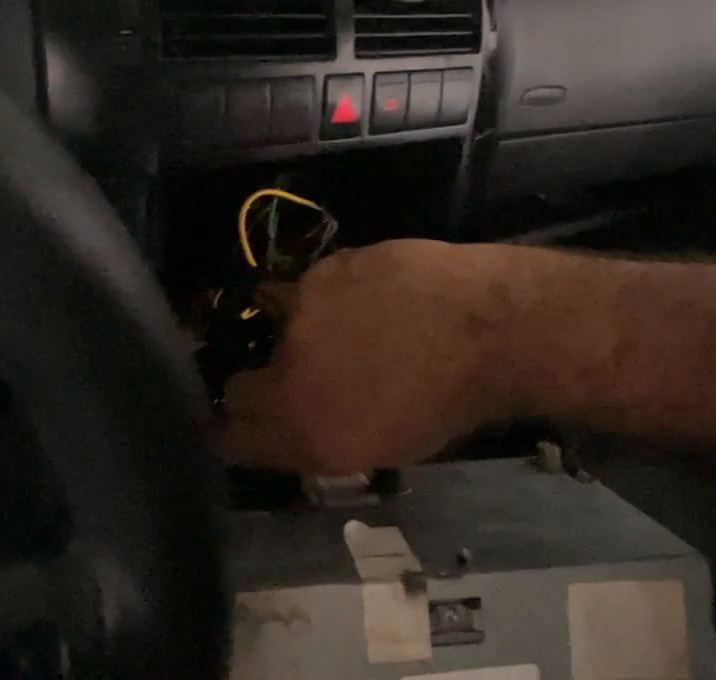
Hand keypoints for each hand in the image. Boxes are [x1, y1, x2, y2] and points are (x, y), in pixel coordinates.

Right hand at [213, 239, 521, 473]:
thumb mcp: (384, 446)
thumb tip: (301, 425)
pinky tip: (370, 296)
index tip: (240, 431)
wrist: (485, 324)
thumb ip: (326, 438)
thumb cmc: (448, 402)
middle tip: (295, 382)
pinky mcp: (323, 268)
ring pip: (272, 328)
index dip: (230, 436)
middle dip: (255, 389)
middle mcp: (286, 372)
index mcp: (303, 427)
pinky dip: (331, 295)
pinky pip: (310, 287)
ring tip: (341, 328)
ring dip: (293, 333)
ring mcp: (300, 313)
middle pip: (238, 387)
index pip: (232, 438)